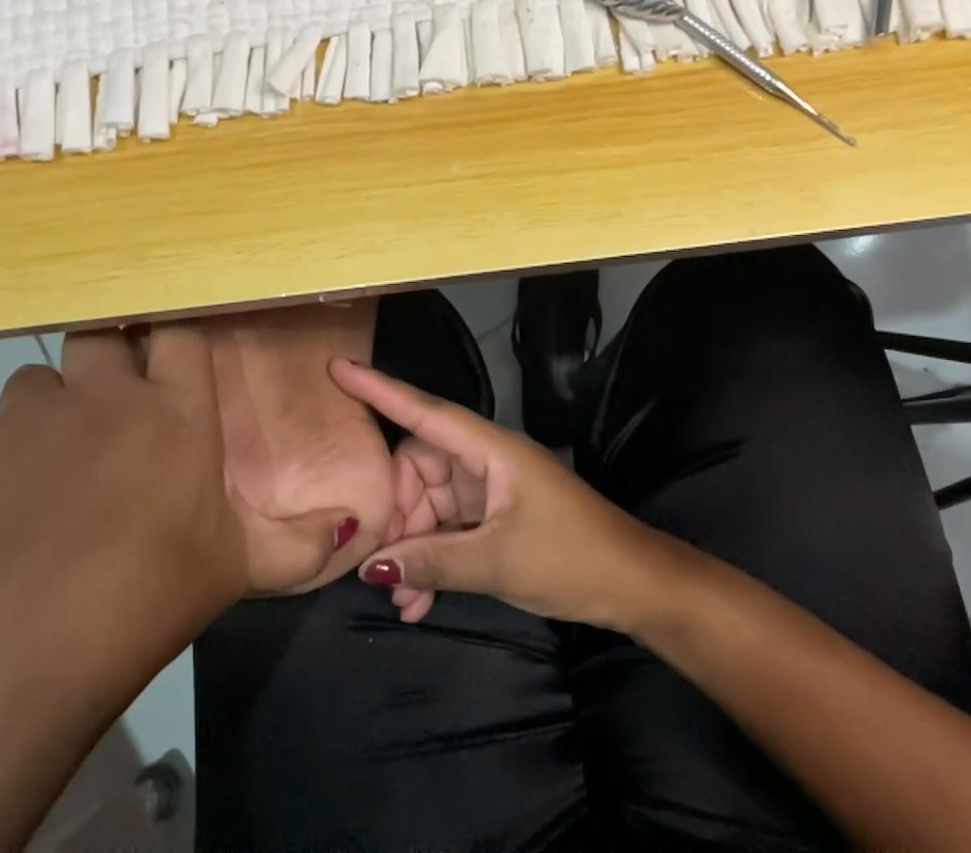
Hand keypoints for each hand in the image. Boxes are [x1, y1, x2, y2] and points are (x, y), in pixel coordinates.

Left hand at [0, 325, 348, 666]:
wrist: (31, 643)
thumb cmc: (156, 592)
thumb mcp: (244, 569)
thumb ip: (305, 544)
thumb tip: (352, 528)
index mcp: (176, 411)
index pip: (179, 335)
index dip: (175, 346)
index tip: (174, 368)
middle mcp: (103, 396)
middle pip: (100, 339)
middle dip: (108, 361)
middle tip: (117, 408)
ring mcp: (26, 419)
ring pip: (34, 380)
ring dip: (49, 406)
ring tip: (56, 457)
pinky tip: (1, 500)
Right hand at [329, 358, 676, 627]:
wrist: (633, 585)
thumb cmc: (571, 558)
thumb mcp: (495, 562)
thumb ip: (430, 561)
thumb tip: (371, 567)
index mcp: (493, 451)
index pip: (426, 413)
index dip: (380, 390)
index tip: (338, 369)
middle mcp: (489, 462)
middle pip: (420, 469)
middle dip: (397, 515)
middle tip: (380, 563)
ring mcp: (494, 491)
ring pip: (432, 506)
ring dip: (413, 550)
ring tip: (401, 598)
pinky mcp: (500, 519)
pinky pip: (451, 530)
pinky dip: (433, 560)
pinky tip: (418, 602)